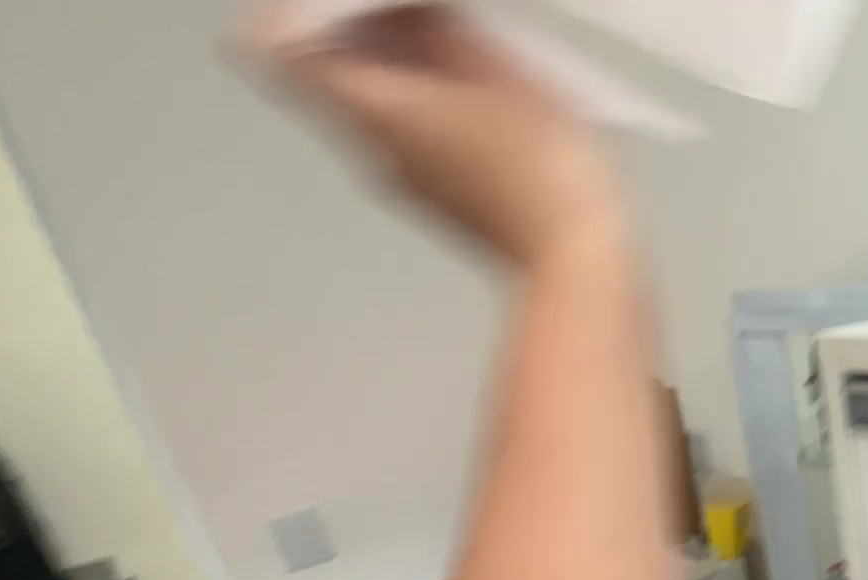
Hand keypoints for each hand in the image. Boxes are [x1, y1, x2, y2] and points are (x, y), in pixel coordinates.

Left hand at [243, 1, 620, 265]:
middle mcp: (379, 151)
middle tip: (422, 18)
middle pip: (342, 78)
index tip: (358, 4)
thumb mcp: (509, 78)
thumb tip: (423, 15)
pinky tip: (491, 113)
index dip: (305, 10)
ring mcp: (417, 187)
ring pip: (386, 113)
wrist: (580, 265)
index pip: (288, 46)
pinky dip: (441, 119)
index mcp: (376, 110)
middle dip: (372, 37)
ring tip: (469, 61)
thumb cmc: (544, 172)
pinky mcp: (453, 209)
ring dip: (413, 80)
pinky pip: (425, 148)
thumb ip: (451, 34)